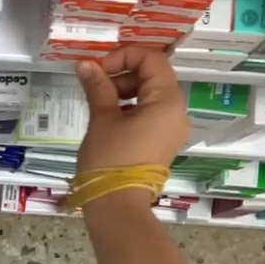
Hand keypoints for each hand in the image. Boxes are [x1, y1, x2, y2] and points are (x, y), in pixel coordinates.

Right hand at [74, 46, 190, 174]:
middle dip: (123, 75)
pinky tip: (109, 121)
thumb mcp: (102, 120)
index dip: (124, 56)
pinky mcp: (162, 145)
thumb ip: (98, 87)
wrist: (117, 206)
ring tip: (99, 105)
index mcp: (167, 101)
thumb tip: (86, 64)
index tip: (99, 69)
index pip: (152, 60)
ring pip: (151, 97)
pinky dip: (131, 111)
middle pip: (154, 77)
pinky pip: (150, 116)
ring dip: (125, 93)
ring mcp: (172, 131)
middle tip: (96, 87)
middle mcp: (177, 113)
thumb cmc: (109, 161)